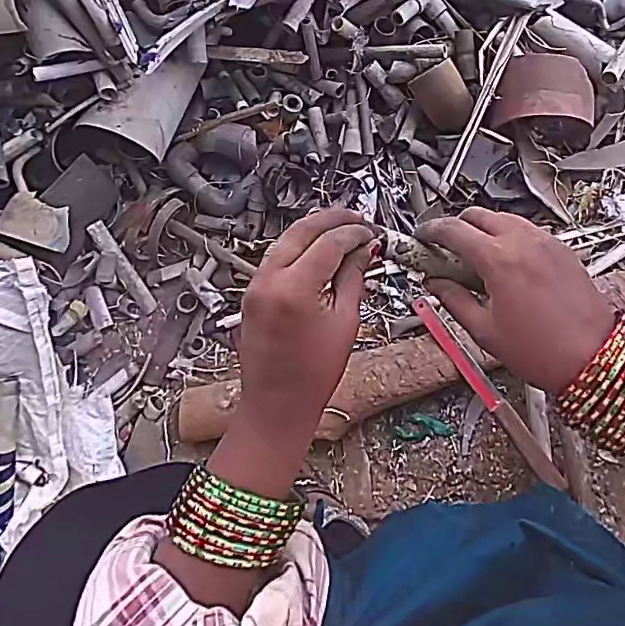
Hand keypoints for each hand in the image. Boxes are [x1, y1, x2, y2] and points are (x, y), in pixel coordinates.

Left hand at [235, 208, 375, 439]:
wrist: (277, 405)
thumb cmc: (309, 377)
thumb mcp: (345, 322)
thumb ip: (353, 278)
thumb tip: (363, 252)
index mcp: (293, 289)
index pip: (329, 241)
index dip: (355, 233)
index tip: (370, 233)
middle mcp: (269, 282)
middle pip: (303, 229)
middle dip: (334, 220)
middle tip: (359, 221)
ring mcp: (257, 286)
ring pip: (288, 239)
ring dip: (317, 230)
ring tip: (344, 232)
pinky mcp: (254, 293)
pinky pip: (279, 256)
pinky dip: (302, 247)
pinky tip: (322, 251)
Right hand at [419, 208, 615, 394]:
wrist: (594, 357)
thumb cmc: (547, 351)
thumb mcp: (485, 331)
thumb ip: (454, 301)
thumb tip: (437, 286)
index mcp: (500, 260)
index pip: (453, 230)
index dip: (431, 231)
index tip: (423, 237)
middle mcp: (524, 242)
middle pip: (478, 215)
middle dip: (456, 227)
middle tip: (445, 250)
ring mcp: (546, 242)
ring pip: (504, 219)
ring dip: (484, 230)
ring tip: (476, 260)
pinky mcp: (561, 249)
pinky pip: (527, 231)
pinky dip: (509, 237)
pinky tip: (506, 264)